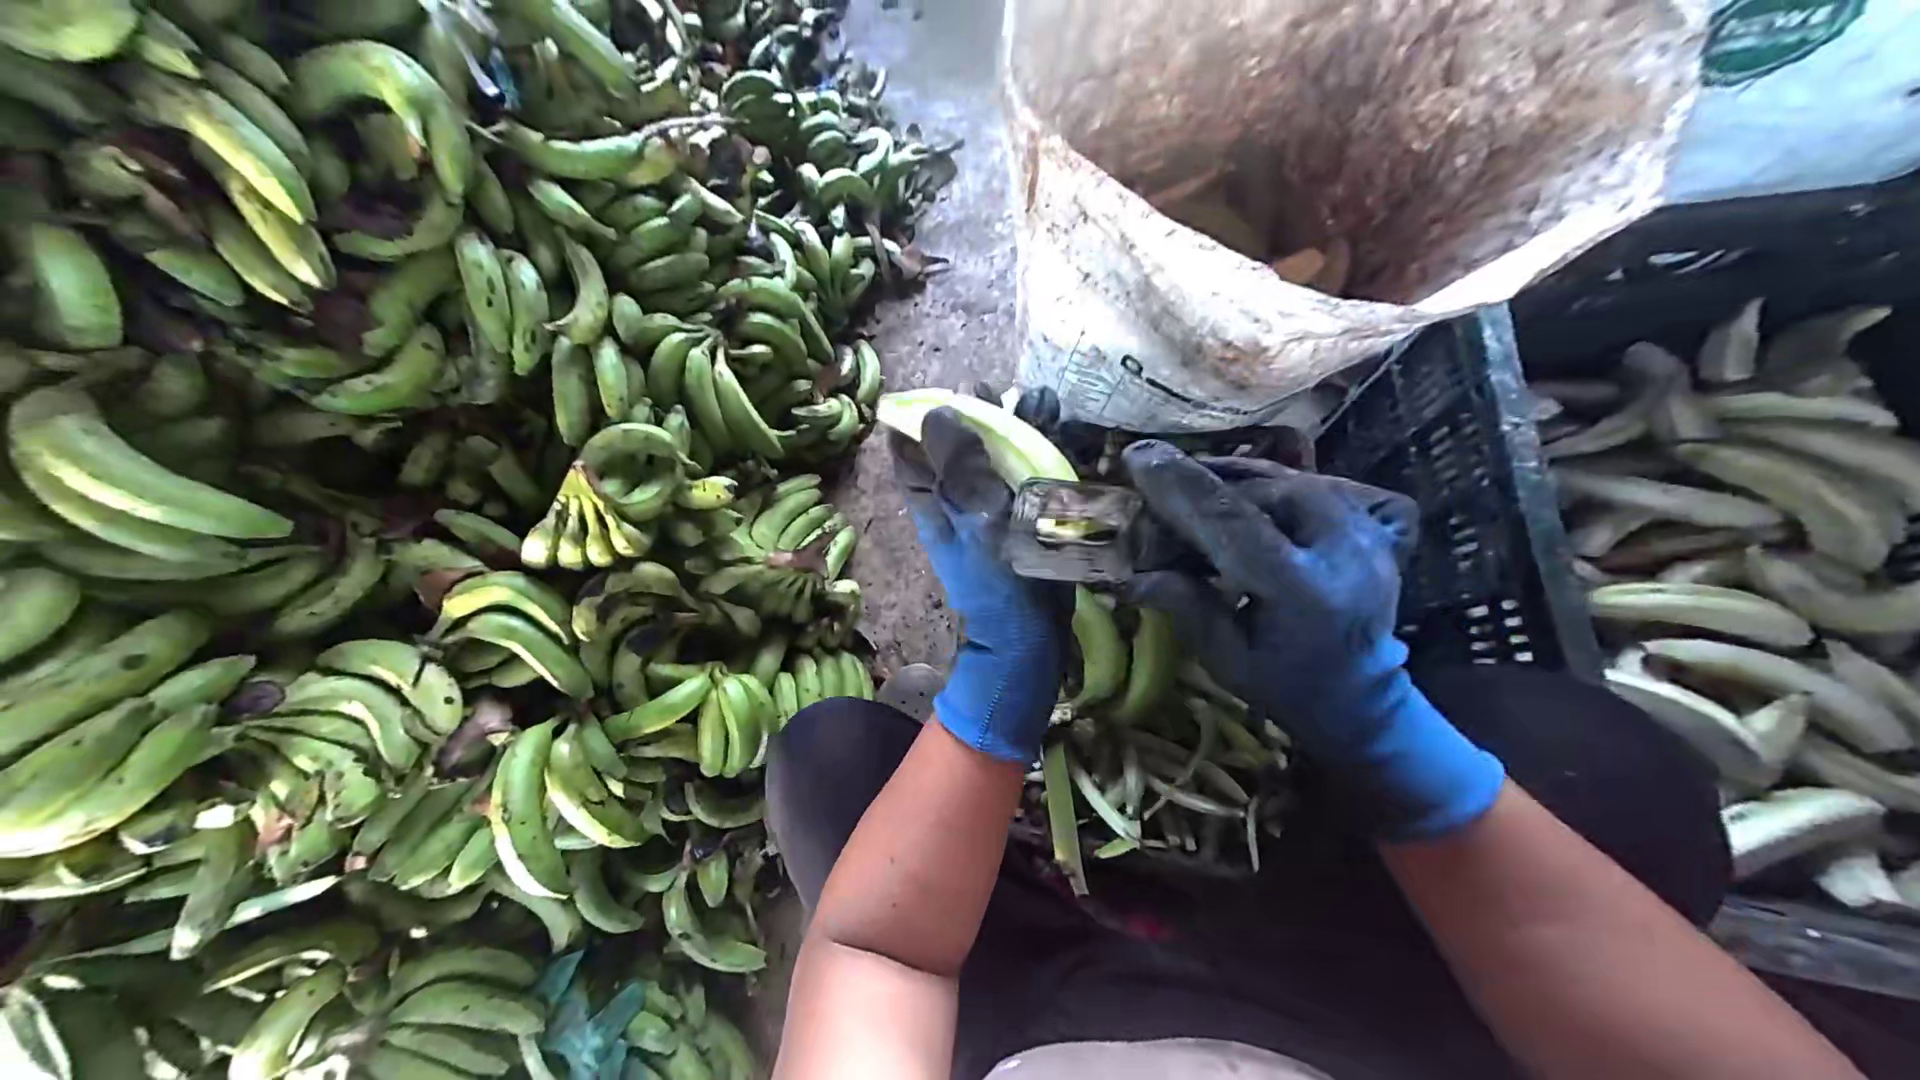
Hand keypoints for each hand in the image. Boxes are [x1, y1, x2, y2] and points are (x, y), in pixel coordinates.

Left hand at [892, 408, 1067, 763]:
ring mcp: (982, 506)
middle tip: (996, 389)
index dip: (922, 411)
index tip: (948, 388)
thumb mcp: (976, 518)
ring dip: (1009, 425)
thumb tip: (935, 412)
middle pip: (953, 441)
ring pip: (988, 452)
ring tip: (1034, 400)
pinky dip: (1033, 449)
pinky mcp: (1013, 516)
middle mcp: (951, 497)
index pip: (908, 442)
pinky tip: (1054, 431)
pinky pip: (1017, 471)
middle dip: (974, 412)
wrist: (1029, 634)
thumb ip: (958, 465)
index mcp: (929, 496)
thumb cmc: (1000, 578)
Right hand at [1122, 442, 1504, 837]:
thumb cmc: (1286, 686)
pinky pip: (1309, 480)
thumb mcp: (1226, 658)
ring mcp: (1367, 528)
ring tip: (1186, 492)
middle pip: (1255, 490)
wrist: (1362, 694)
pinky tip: (1240, 498)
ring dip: (1226, 480)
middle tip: (1154, 506)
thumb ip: (1184, 605)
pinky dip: (1265, 482)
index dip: (1181, 487)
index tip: (1137, 457)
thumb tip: (1127, 574)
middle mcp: (1345, 547)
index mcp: (1305, 591)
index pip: (1233, 521)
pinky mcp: (1374, 520)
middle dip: (1195, 490)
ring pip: (1282, 477)